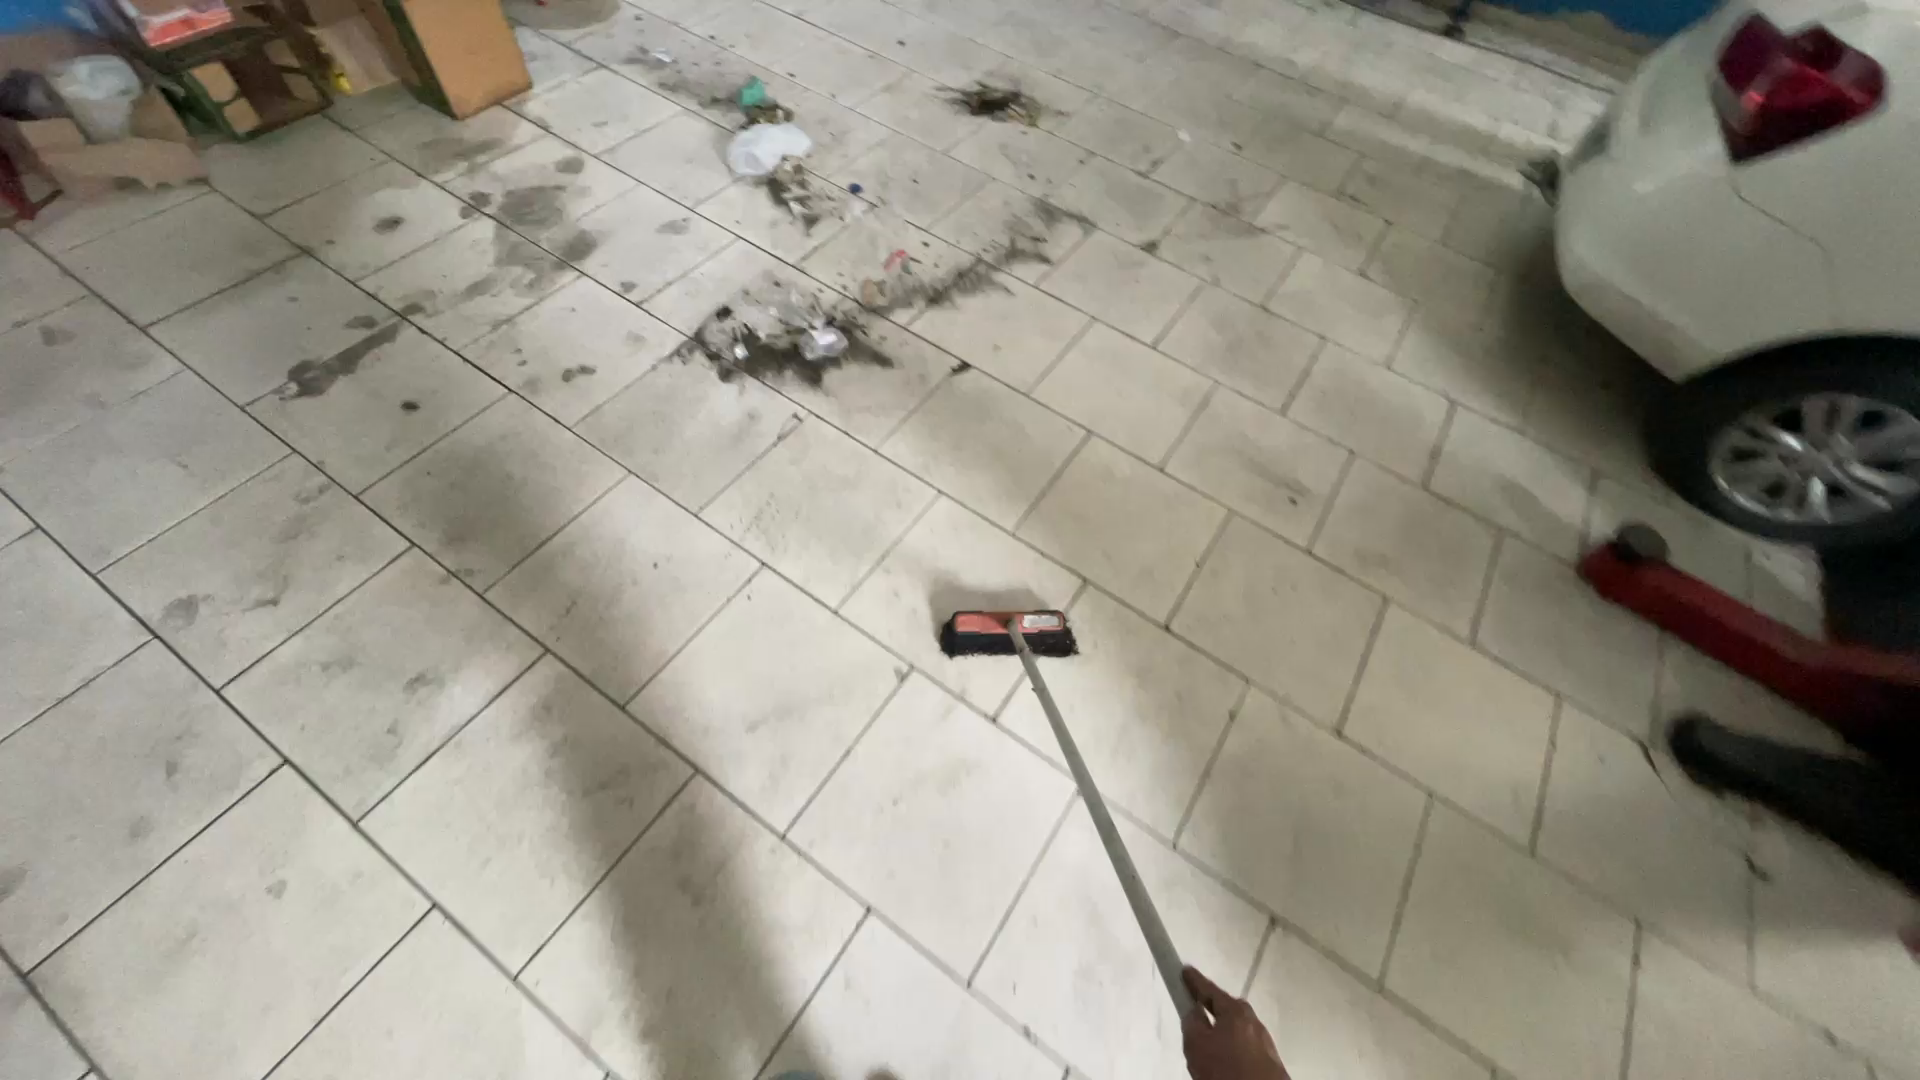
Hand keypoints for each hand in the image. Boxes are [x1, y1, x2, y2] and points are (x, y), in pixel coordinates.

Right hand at [1181, 967, 1288, 1079]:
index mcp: (1236, 1012)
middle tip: (1195, 1012)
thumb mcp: (1196, 1045)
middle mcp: (1254, 1023)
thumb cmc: (1226, 1071)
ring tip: (1208, 1047)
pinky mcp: (1272, 1066)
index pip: (1209, 989)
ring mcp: (1266, 1045)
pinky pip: (1246, 1049)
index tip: (1184, 971)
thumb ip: (1191, 1022)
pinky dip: (1234, 1050)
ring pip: (1237, 1031)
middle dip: (1211, 1008)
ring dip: (1223, 1033)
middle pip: (1227, 1010)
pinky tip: (1226, 1063)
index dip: (1194, 981)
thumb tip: (1194, 1011)